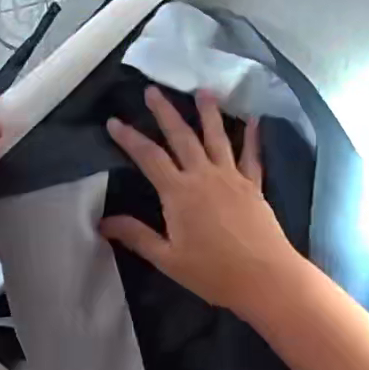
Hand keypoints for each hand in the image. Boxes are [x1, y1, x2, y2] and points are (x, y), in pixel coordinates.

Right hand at [103, 87, 307, 318]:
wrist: (266, 279)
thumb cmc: (212, 272)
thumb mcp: (167, 258)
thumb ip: (136, 236)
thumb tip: (102, 222)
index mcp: (179, 192)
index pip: (148, 157)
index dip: (129, 138)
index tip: (114, 121)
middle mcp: (204, 175)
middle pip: (181, 136)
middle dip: (165, 112)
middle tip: (153, 90)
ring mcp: (231, 177)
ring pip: (216, 137)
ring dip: (208, 112)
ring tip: (202, 90)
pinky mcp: (253, 186)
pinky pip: (252, 156)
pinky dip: (253, 136)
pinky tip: (255, 119)